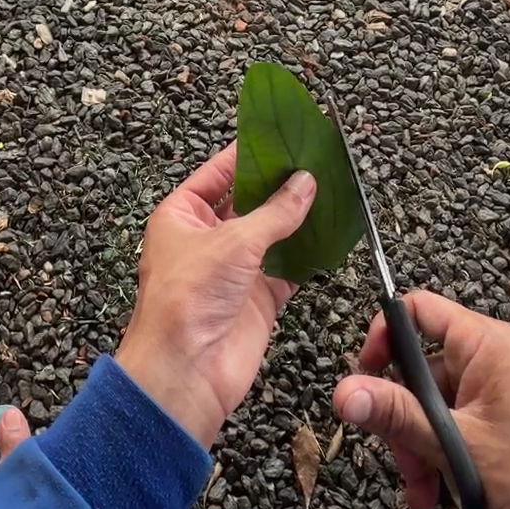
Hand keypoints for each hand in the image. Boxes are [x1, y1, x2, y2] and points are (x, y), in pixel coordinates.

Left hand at [114, 141, 316, 446]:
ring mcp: (232, 267)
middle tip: (311, 159)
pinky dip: (305, 255)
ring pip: (270, 232)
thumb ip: (274, 212)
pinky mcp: (256, 297)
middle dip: (277, 184)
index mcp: (182, 214)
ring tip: (327, 188)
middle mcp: (206, 237)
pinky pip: (285, 268)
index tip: (276, 136)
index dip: (246, 153)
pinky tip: (327, 235)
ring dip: (295, 216)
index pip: (217, 172)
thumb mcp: (233, 242)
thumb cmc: (185, 300)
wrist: (186, 372)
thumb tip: (304, 183)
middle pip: (246, 200)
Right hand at [333, 291, 509, 508]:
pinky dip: (450, 461)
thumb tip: (345, 392)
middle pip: (422, 370)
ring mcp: (507, 395)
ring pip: (441, 409)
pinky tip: (447, 496)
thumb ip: (399, 417)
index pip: (416, 309)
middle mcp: (495, 360)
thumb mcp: (463, 447)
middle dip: (405, 420)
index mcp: (486, 344)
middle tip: (404, 464)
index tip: (366, 379)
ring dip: (423, 451)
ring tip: (426, 495)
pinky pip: (465, 431)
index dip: (383, 338)